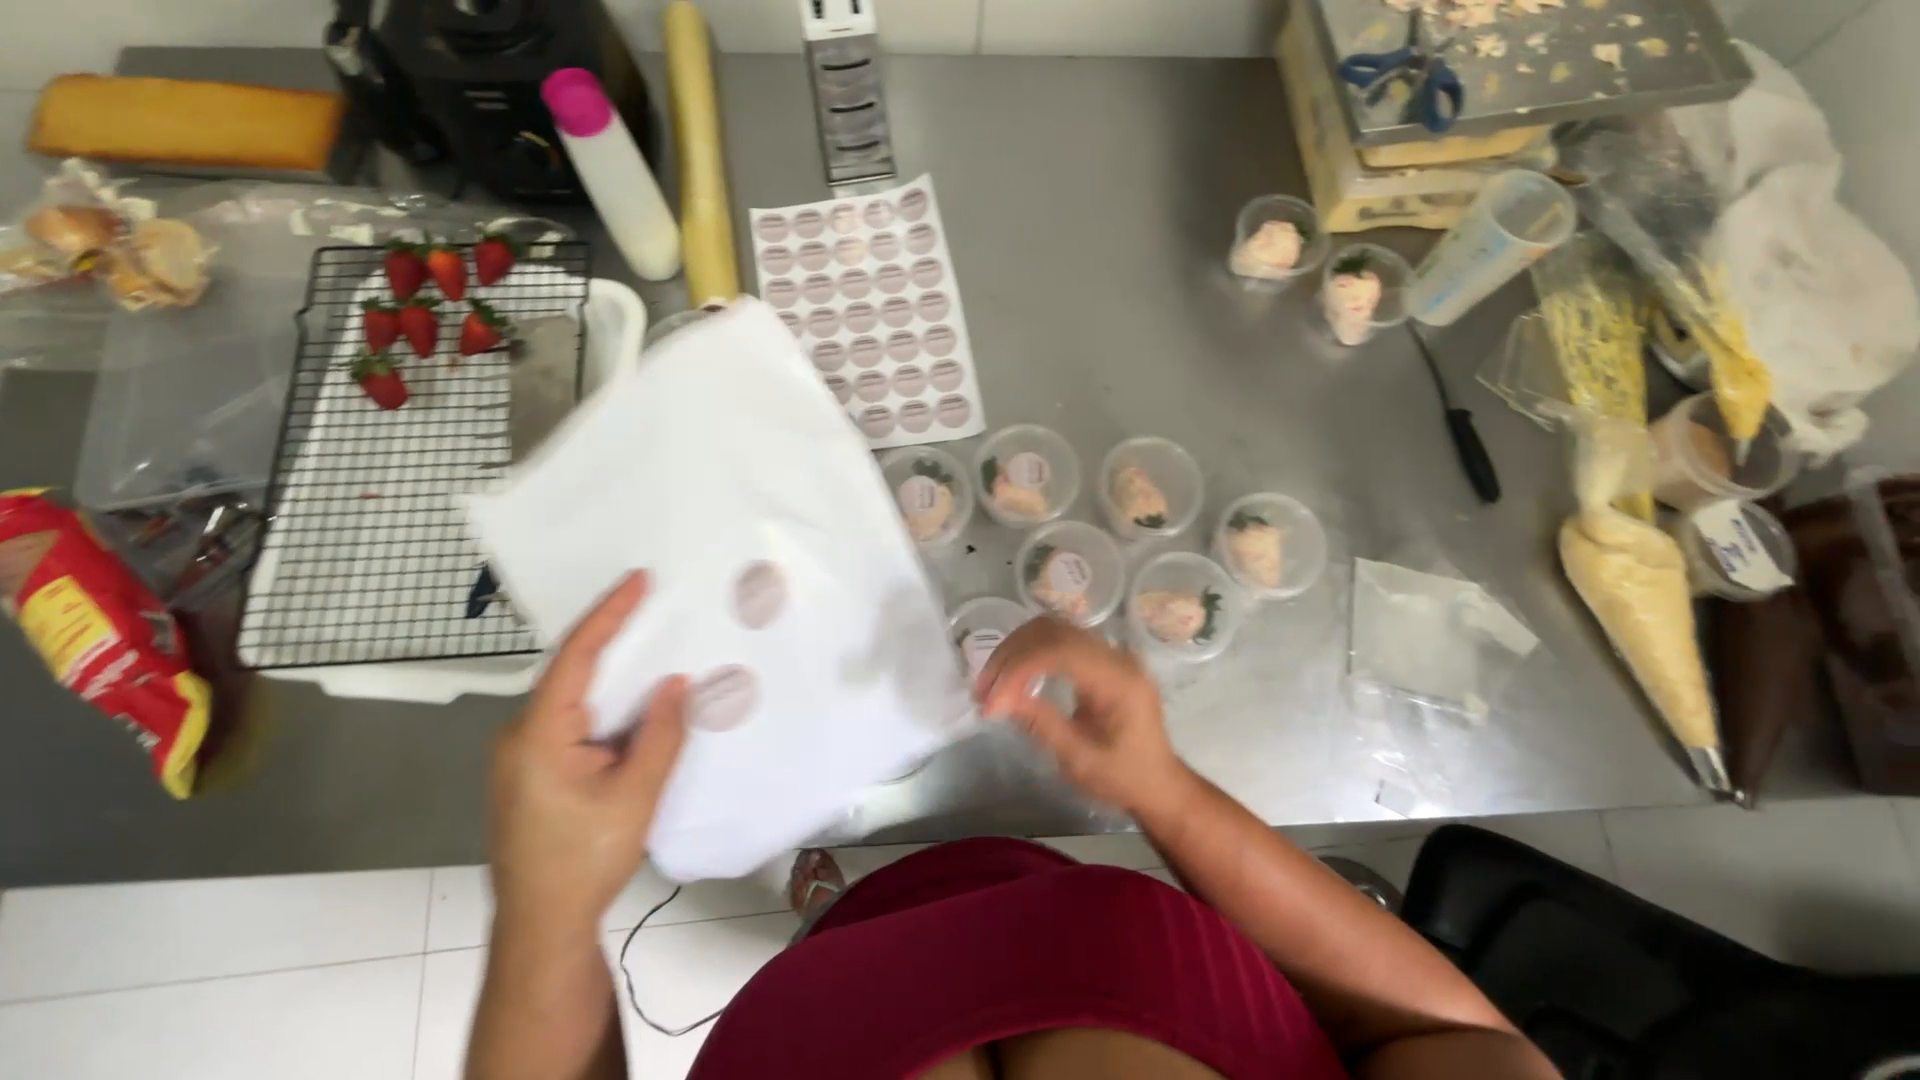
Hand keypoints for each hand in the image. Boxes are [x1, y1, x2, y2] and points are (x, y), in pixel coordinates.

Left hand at [487, 571, 688, 935]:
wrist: (541, 927)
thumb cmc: (585, 861)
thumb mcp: (634, 795)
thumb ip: (659, 734)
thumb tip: (676, 684)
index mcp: (537, 735)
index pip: (576, 658)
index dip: (609, 615)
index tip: (638, 580)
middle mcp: (518, 736)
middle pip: (571, 674)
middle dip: (615, 641)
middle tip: (655, 606)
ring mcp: (519, 757)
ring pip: (573, 702)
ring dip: (613, 681)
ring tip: (655, 655)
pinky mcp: (530, 774)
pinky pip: (571, 725)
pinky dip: (605, 711)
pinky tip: (634, 710)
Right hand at [975, 617, 1191, 816]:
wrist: (1158, 783)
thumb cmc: (1123, 777)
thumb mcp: (1079, 760)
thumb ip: (1041, 724)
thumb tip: (1000, 699)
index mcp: (1118, 679)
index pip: (1059, 650)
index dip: (1018, 668)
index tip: (990, 701)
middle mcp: (1117, 656)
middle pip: (1052, 631)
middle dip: (1010, 655)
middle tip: (983, 690)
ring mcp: (1111, 653)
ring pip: (1053, 629)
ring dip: (1016, 651)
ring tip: (992, 684)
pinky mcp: (1102, 659)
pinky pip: (1061, 640)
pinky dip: (1030, 652)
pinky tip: (1013, 677)